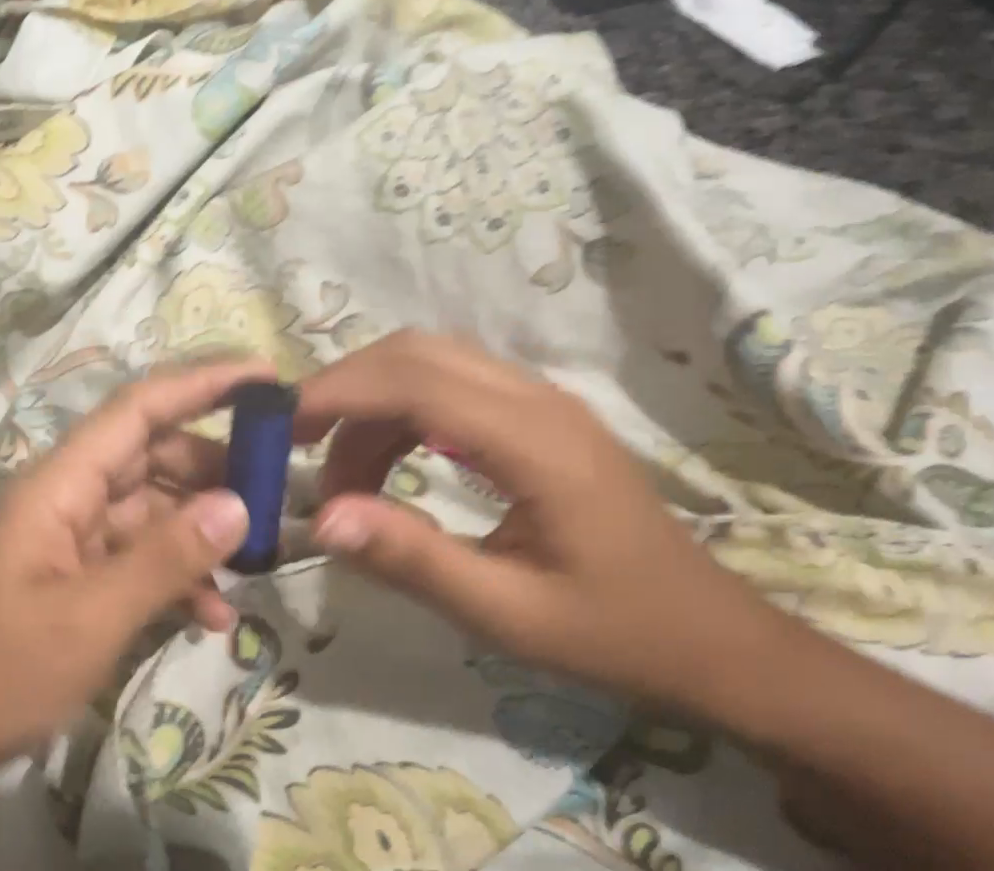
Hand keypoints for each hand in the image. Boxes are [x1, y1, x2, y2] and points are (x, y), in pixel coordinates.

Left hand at [0, 360, 266, 803]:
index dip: (201, 384)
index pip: (136, 410)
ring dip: (199, 530)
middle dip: (214, 467)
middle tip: (282, 490)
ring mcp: (61, 542)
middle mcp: (61, 500)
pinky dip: (170, 577)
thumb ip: (164, 559)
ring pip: (145, 511)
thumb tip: (239, 503)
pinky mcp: (63, 584)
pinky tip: (209, 616)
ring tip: (258, 560)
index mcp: (57, 486)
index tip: (266, 375)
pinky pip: (129, 561)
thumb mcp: (88, 620)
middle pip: (148, 457)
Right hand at [297, 331, 781, 709]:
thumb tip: (321, 519)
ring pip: (429, 361)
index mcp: (534, 443)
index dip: (337, 394)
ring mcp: (542, 403)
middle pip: (414, 352)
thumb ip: (412, 560)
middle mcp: (537, 401)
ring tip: (340, 476)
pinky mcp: (539, 417)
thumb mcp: (507, 614)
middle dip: (343, 389)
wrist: (714, 641)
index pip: (413, 381)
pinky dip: (398, 412)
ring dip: (370, 403)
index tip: (278, 430)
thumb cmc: (613, 632)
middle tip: (296, 446)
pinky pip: (449, 385)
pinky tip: (385, 466)